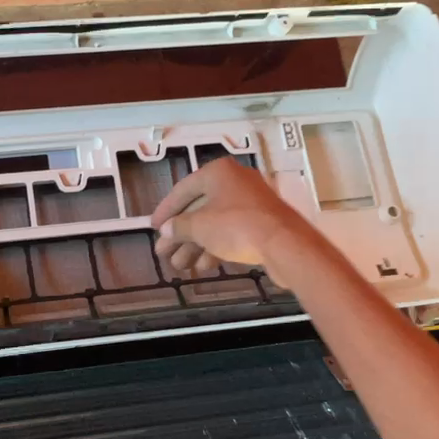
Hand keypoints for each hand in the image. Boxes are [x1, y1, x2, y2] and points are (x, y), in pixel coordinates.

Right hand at [150, 157, 317, 282]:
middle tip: (164, 254)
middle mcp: (234, 182)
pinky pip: (231, 232)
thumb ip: (178, 227)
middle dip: (180, 234)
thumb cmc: (236, 226)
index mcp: (218, 173)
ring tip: (180, 266)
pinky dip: (215, 247)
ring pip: (214, 223)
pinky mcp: (261, 222)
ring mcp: (250, 202)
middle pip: (199, 209)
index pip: (183, 189)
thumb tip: (166, 230)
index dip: (166, 210)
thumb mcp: (199, 227)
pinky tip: (203, 266)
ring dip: (195, 245)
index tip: (154, 228)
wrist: (284, 244)